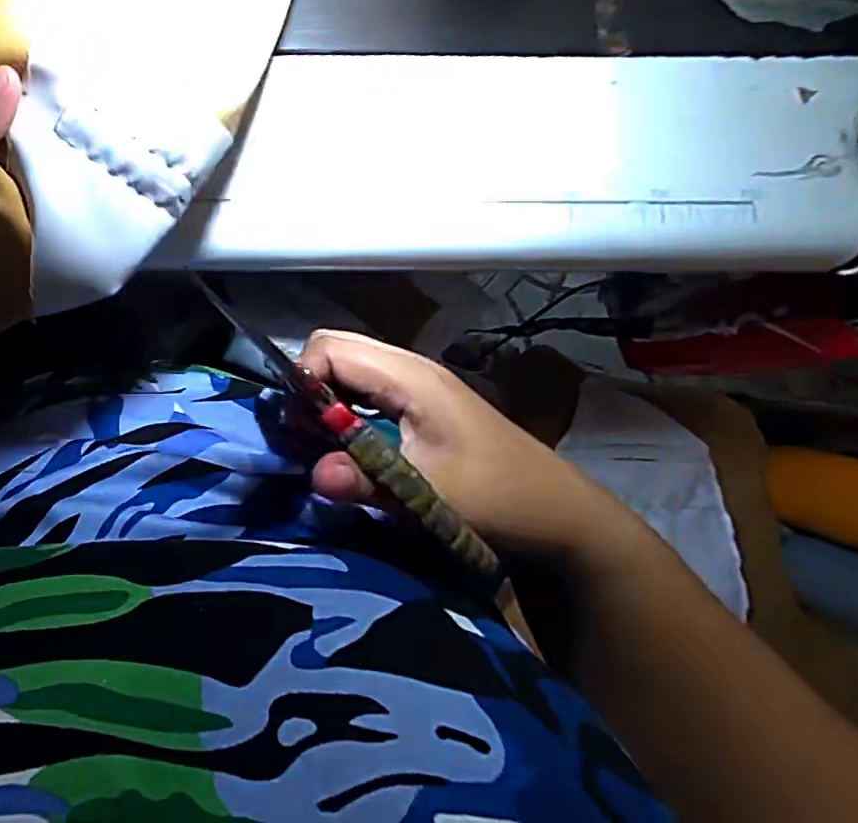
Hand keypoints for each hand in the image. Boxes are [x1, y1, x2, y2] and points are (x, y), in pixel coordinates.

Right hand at [298, 330, 637, 559]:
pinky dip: (345, 403)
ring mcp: (415, 380)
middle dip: (309, 383)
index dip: (302, 380)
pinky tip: (350, 439)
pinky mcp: (419, 399)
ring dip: (326, 395)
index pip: (329, 348)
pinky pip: (365, 383)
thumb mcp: (428, 494)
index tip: (298, 427)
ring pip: (348, 363)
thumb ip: (366, 480)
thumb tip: (312, 475)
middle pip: (334, 347)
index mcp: (408, 376)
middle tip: (306, 433)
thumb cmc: (498, 496)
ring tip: (324, 439)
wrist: (559, 511)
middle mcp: (408, 366)